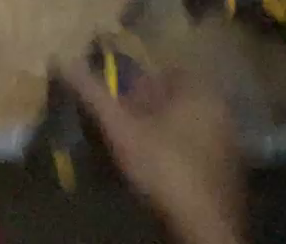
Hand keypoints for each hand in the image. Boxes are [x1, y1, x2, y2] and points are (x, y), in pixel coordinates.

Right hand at [59, 59, 245, 243]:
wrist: (204, 229)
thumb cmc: (164, 166)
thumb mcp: (119, 126)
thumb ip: (91, 91)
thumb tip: (60, 58)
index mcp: (201, 94)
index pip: (159, 67)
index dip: (131, 73)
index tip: (109, 83)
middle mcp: (219, 114)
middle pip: (167, 96)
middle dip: (137, 101)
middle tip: (111, 111)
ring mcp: (225, 145)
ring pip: (176, 122)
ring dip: (149, 125)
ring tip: (121, 136)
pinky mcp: (222, 171)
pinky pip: (186, 145)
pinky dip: (164, 146)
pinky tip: (144, 160)